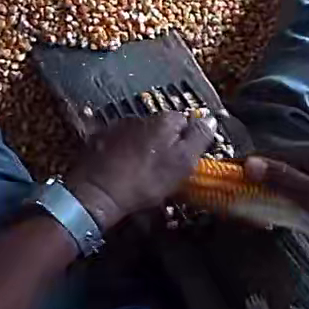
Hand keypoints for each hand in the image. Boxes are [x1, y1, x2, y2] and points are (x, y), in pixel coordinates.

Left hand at [65, 113, 216, 230]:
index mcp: (163, 120)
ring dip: (142, 146)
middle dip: (164, 143)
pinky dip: (122, 152)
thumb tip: (211, 118)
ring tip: (142, 170)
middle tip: (164, 168)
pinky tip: (121, 168)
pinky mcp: (97, 139)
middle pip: (160, 127)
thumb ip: (198, 138)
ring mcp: (116, 126)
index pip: (185, 120)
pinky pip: (118, 142)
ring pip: (138, 134)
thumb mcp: (182, 163)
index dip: (188, 140)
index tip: (185, 159)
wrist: (98, 192)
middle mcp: (139, 116)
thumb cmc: (146, 180)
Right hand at [243, 141, 308, 263]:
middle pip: (284, 166)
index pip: (276, 153)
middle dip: (261, 180)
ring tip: (257, 208)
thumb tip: (247, 163)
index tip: (226, 177)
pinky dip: (292, 201)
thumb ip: (284, 179)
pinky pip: (307, 193)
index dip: (250, 165)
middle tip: (240, 198)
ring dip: (276, 193)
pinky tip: (284, 214)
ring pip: (295, 180)